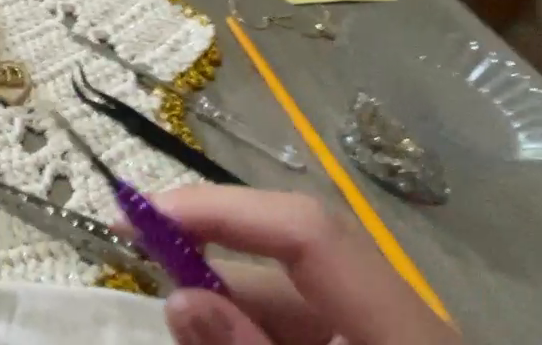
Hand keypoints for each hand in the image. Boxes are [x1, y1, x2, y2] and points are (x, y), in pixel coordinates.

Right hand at [155, 187, 459, 344]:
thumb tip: (178, 298)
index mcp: (408, 329)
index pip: (309, 231)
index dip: (219, 209)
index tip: (141, 214)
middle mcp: (404, 315)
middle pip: (292, 253)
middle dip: (207, 247)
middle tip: (133, 242)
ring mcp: (392, 328)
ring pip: (291, 288)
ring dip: (222, 292)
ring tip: (174, 308)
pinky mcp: (376, 340)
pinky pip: (305, 316)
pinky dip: (252, 323)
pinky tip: (217, 329)